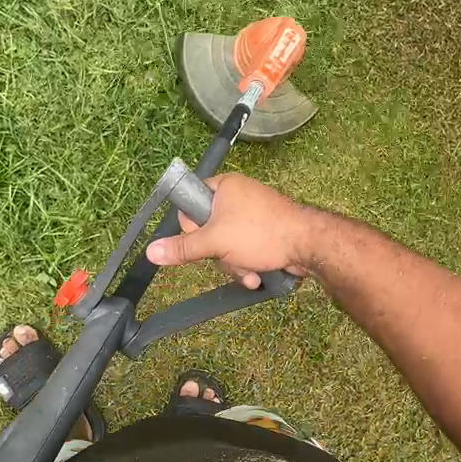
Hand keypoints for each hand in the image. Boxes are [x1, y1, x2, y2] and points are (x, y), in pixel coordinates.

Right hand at [144, 174, 325, 288]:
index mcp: (225, 187)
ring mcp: (253, 215)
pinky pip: (245, 250)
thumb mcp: (216, 241)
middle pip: (209, 230)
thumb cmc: (261, 233)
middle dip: (220, 254)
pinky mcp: (266, 232)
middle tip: (230, 256)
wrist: (309, 244)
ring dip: (236, 264)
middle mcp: (239, 197)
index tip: (203, 238)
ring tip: (250, 270)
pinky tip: (258, 275)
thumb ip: (183, 247)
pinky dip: (249, 264)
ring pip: (227, 245)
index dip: (193, 226)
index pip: (191, 205)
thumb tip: (151, 252)